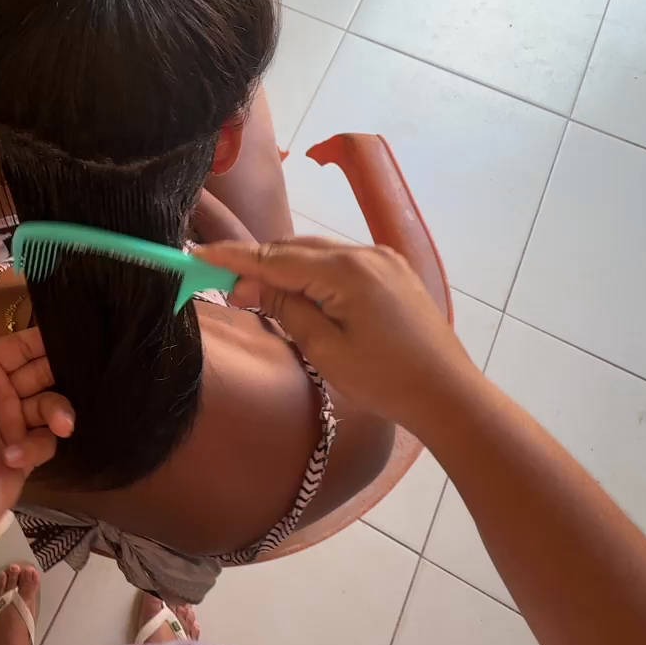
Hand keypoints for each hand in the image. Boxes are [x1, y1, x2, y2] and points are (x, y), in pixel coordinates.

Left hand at [0, 296, 74, 538]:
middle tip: (81, 379)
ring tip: (59, 427)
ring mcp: (12, 422)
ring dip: (54, 416)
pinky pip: (44, 440)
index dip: (44, 342)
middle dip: (57, 381)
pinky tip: (14, 457)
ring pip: (50, 407)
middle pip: (42, 376)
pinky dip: (33, 448)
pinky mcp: (24, 451)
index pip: (21, 347)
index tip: (75, 335)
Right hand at [198, 237, 479, 434]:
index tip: (195, 254)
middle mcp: (363, 252)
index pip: (273, 257)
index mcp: (345, 271)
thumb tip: (243, 284)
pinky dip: (311, 271)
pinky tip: (302, 293)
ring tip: (262, 295)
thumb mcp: (323, 348)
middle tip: (228, 290)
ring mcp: (381, 257)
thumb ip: (282, 307)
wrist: (450, 396)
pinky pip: (337, 260)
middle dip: (257, 264)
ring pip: (315, 252)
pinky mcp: (391, 269)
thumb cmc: (383, 380)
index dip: (231, 256)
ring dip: (284, 268)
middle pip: (293, 248)